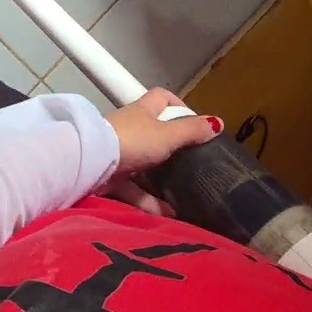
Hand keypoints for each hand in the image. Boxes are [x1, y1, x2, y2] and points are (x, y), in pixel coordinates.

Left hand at [100, 88, 221, 214]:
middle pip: (155, 133)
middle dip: (174, 149)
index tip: (195, 123)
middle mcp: (131, 128)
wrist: (93, 162)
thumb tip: (218, 121)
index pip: (161, 98)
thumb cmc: (133, 140)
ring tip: (186, 195)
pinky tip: (170, 214)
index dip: (178, 105)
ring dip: (163, 181)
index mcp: (143, 111)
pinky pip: (136, 190)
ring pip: (146, 165)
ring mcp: (120, 152)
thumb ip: (191, 131)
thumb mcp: (167, 135)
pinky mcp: (112, 176)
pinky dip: (151, 202)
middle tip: (195, 164)